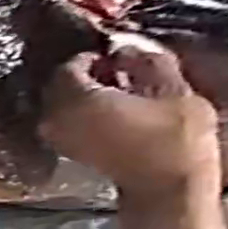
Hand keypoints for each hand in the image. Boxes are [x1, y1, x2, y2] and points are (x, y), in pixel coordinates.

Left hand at [38, 38, 221, 205]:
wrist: (163, 183)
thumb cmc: (175, 135)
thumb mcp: (172, 89)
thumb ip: (146, 62)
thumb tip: (124, 45)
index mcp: (74, 100)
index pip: (67, 67)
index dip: (91, 57)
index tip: (118, 56)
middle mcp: (52, 116)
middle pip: (58, 85)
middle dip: (84, 74)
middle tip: (119, 70)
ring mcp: (52, 134)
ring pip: (58, 102)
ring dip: (81, 92)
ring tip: (120, 88)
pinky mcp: (62, 146)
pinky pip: (62, 118)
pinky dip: (79, 109)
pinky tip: (111, 108)